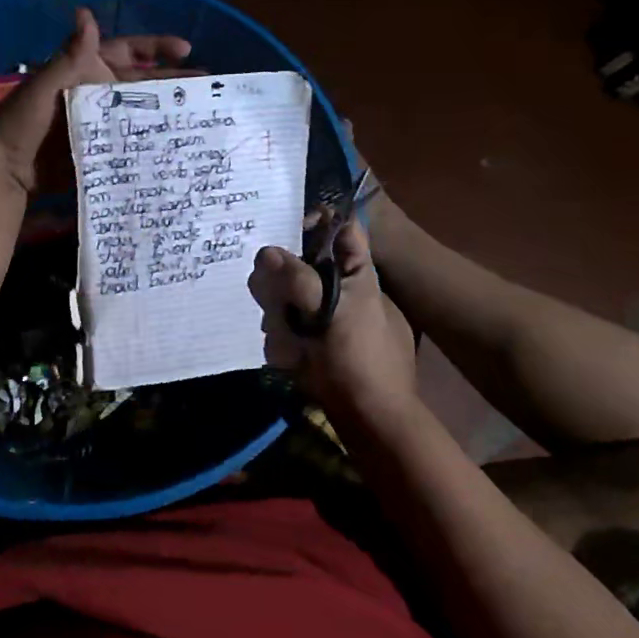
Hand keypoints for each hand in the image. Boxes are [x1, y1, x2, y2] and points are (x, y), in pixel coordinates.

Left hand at [0, 8, 191, 192]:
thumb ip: (70, 55)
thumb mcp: (46, 85)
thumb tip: (86, 12)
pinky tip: (172, 144)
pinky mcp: (100, 145)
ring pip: (140, 109)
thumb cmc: (23, 121)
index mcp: (86, 68)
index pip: (128, 50)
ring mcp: (100, 119)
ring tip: (197, 116)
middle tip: (206, 85)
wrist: (5, 168)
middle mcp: (98, 90)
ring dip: (166, 110)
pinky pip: (130, 137)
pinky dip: (149, 138)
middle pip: (142, 81)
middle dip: (172, 80)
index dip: (156, 46)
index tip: (186, 49)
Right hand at [251, 218, 415, 414]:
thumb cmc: (359, 356)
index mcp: (358, 271)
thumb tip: (266, 251)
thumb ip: (299, 278)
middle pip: (301, 261)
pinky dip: (282, 337)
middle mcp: (341, 286)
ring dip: (278, 310)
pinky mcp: (310, 341)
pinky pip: (284, 326)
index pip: (340, 226)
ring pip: (286, 294)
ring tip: (283, 334)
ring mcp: (324, 315)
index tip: (283, 231)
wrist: (373, 418)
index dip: (315, 219)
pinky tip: (287, 354)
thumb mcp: (331, 310)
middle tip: (271, 292)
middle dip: (282, 276)